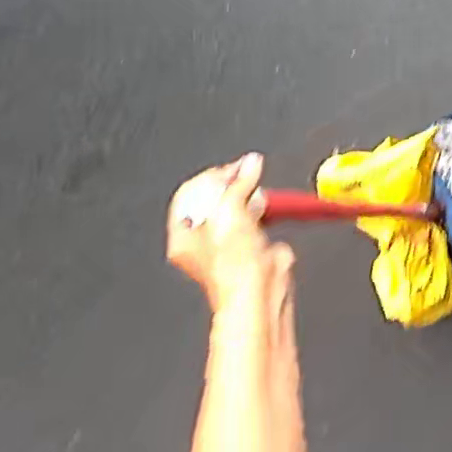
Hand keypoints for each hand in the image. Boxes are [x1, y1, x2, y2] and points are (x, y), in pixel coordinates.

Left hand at [167, 153, 292, 311]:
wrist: (260, 288)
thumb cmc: (232, 265)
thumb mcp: (229, 212)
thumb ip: (239, 184)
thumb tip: (251, 162)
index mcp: (183, 235)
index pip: (190, 194)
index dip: (210, 177)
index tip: (231, 168)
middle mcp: (203, 238)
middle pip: (213, 198)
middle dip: (231, 183)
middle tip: (245, 173)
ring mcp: (229, 239)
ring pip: (236, 205)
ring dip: (249, 194)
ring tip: (257, 189)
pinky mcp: (253, 240)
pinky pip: (256, 215)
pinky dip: (263, 206)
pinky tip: (268, 203)